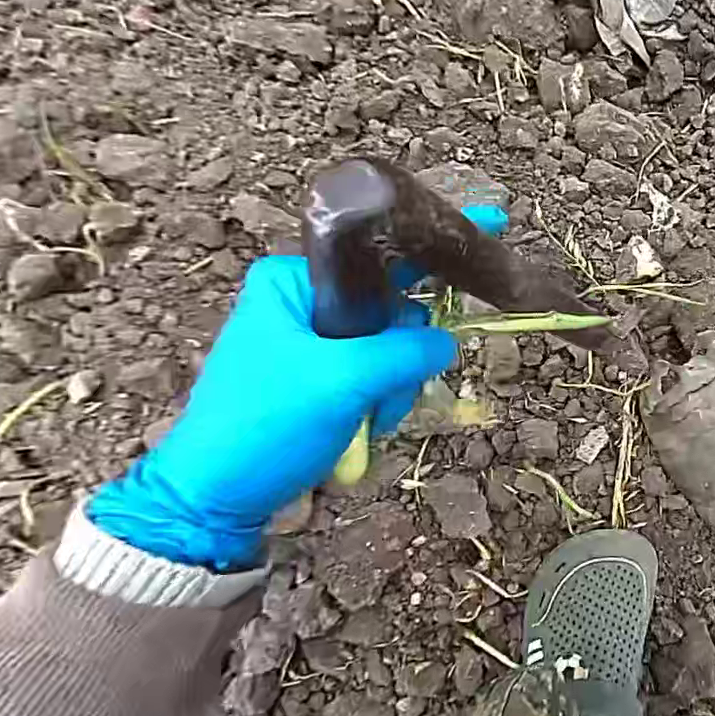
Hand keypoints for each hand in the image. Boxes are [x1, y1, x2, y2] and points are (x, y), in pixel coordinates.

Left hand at [87, 205, 508, 571]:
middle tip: (388, 387)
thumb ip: (409, 350)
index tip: (495, 221)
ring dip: (400, 382)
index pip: (383, 250)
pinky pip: (390, 370)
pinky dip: (391, 396)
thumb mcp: (344, 379)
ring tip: (369, 413)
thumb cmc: (265, 424)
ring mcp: (325, 338)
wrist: (219, 493)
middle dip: (408, 352)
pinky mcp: (334, 371)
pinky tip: (369, 419)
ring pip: (403, 345)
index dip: (440, 242)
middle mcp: (312, 301)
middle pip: (402, 306)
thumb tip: (448, 342)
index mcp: (297, 281)